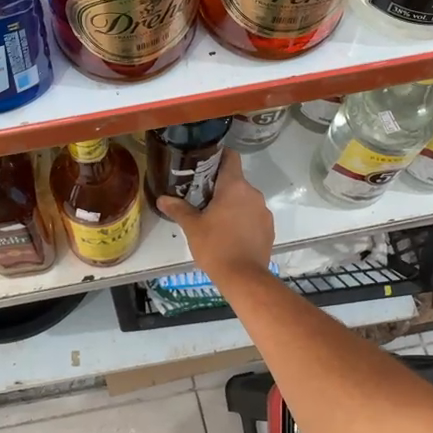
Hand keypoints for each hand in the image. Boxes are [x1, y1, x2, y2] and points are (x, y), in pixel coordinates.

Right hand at [158, 148, 273, 281]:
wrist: (244, 277)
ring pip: (245, 199)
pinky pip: (253, 215)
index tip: (203, 163)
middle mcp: (253, 193)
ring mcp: (263, 211)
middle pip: (235, 180)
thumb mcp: (192, 227)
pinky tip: (230, 233)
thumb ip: (178, 209)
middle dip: (219, 186)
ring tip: (214, 217)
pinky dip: (242, 219)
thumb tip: (162, 198)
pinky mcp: (269, 228)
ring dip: (232, 204)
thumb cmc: (215, 246)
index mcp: (234, 186)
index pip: (230, 157)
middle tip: (200, 196)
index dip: (217, 155)